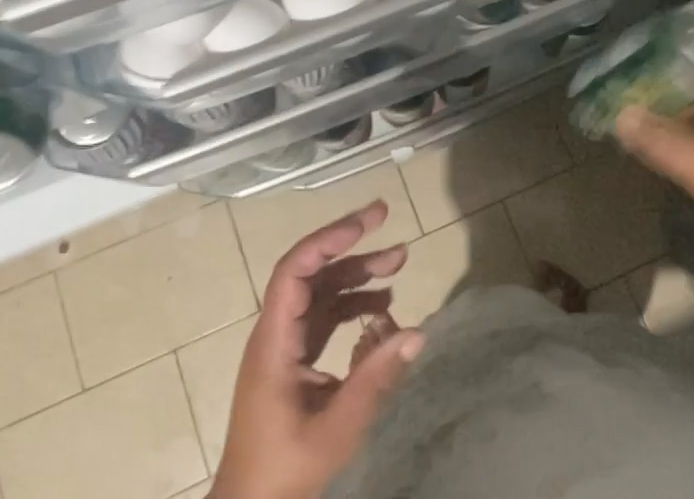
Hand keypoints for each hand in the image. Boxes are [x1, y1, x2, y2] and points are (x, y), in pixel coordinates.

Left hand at [211, 200, 424, 498]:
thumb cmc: (286, 470)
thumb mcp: (337, 428)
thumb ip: (376, 378)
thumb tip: (419, 331)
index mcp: (274, 343)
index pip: (294, 271)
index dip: (328, 240)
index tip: (367, 223)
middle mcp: (276, 336)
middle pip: (311, 276)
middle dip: (351, 249)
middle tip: (391, 224)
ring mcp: (284, 350)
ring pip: (320, 297)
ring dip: (357, 278)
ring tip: (400, 263)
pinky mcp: (294, 366)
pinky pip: (324, 323)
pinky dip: (353, 310)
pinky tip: (383, 311)